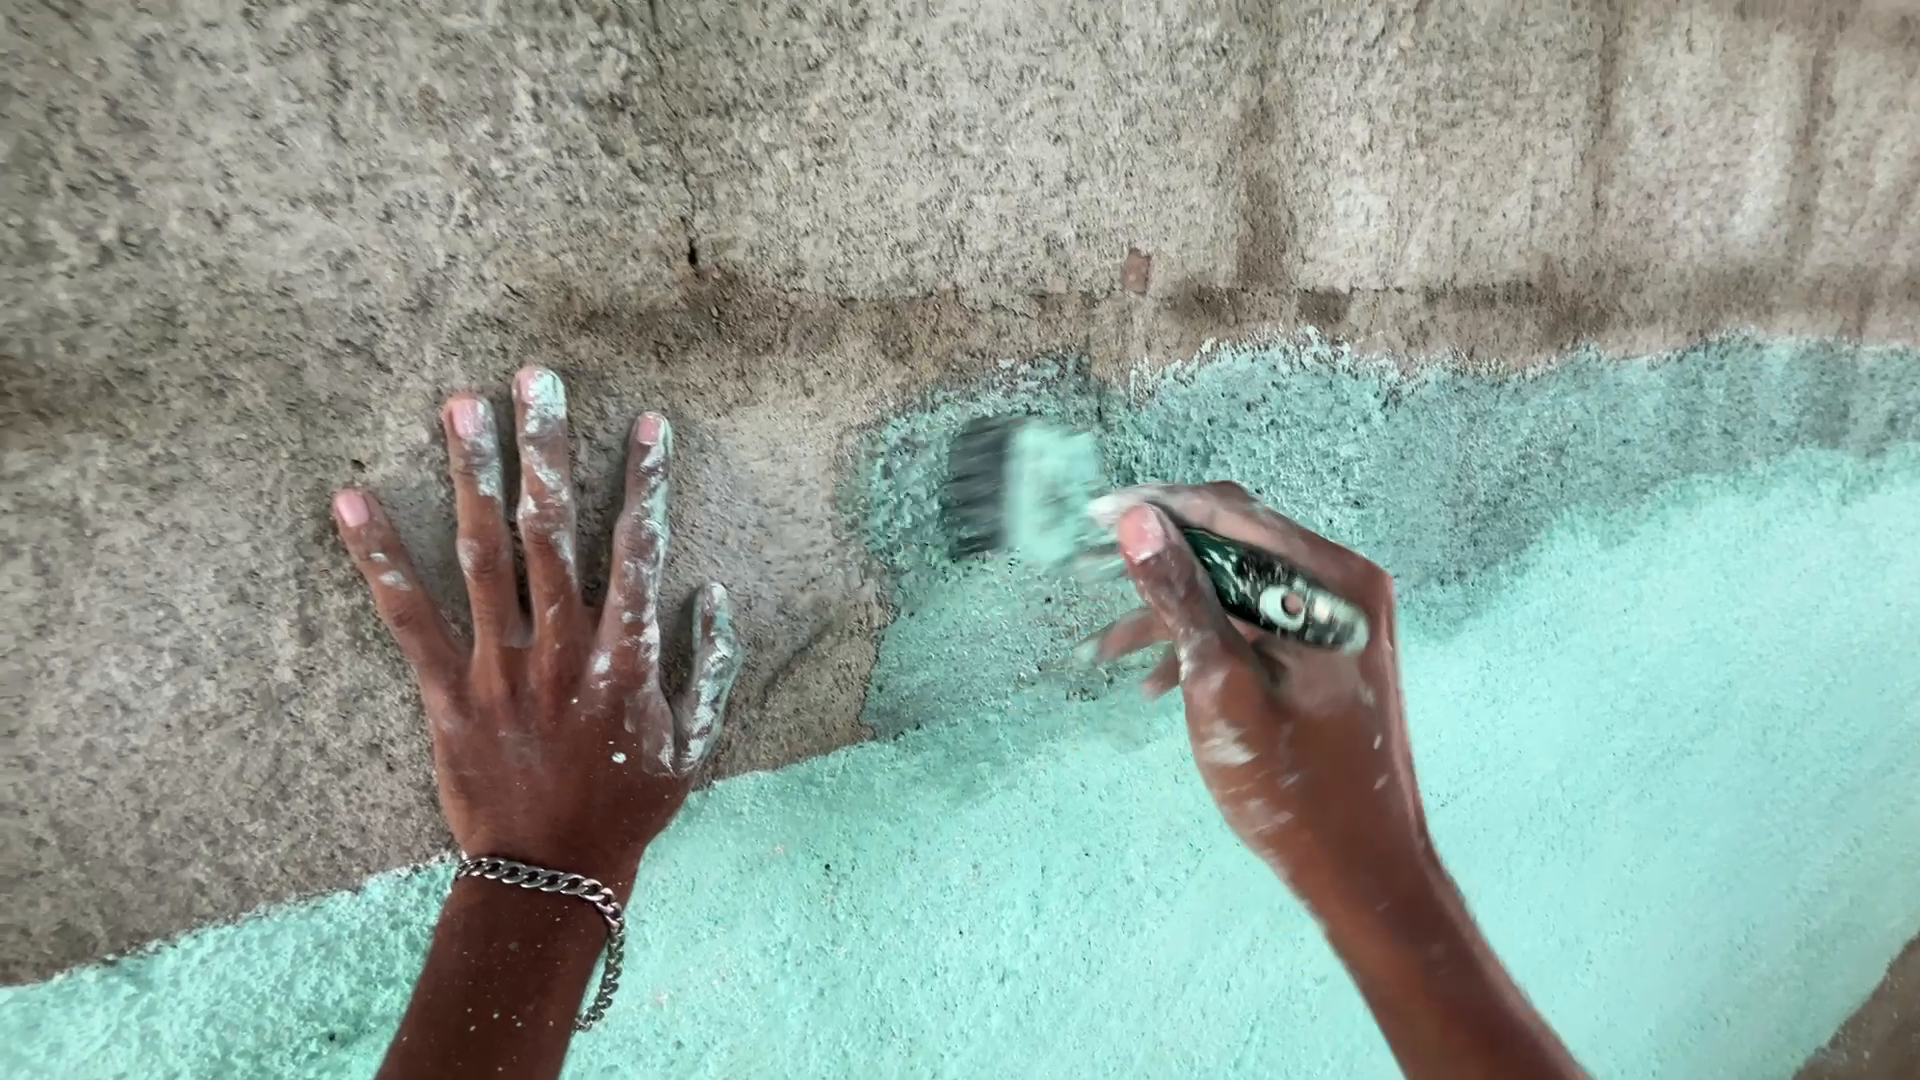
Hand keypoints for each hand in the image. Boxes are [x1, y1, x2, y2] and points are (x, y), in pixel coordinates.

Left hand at [331, 367, 740, 896]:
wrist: (553, 869)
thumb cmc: (635, 798)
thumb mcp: (700, 738)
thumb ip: (714, 662)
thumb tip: (711, 591)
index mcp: (628, 657)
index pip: (639, 551)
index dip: (647, 484)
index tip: (649, 426)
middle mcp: (563, 647)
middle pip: (552, 530)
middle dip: (547, 449)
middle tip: (536, 380)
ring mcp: (498, 666)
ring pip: (482, 555)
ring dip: (472, 475)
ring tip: (460, 406)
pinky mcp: (445, 693)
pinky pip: (407, 618)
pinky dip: (378, 557)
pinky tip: (352, 498)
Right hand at [1084, 483, 1430, 904]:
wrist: (1358, 871)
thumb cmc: (1292, 785)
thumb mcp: (1218, 682)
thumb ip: (1177, 595)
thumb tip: (1137, 520)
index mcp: (1330, 580)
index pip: (1230, 512)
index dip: (1158, 507)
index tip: (1098, 514)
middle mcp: (1336, 585)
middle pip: (1227, 545)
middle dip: (1155, 563)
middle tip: (1089, 571)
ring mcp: (1327, 617)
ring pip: (1228, 588)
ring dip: (1167, 612)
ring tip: (1104, 646)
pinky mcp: (1313, 648)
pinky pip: (1244, 624)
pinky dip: (1198, 641)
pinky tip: (1150, 681)